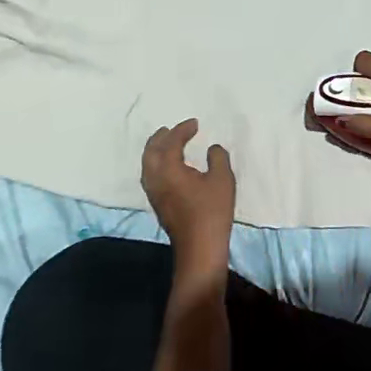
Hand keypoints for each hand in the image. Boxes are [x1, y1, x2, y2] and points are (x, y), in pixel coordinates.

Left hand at [140, 119, 234, 276]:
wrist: (199, 247)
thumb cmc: (212, 211)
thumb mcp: (222, 179)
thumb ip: (217, 158)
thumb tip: (212, 149)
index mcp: (168, 168)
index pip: (171, 142)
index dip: (182, 130)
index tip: (195, 123)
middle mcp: (155, 178)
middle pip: (150, 151)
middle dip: (160, 137)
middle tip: (171, 129)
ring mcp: (153, 193)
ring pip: (147, 165)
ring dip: (155, 150)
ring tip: (167, 144)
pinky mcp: (157, 204)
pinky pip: (150, 175)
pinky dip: (156, 164)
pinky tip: (168, 167)